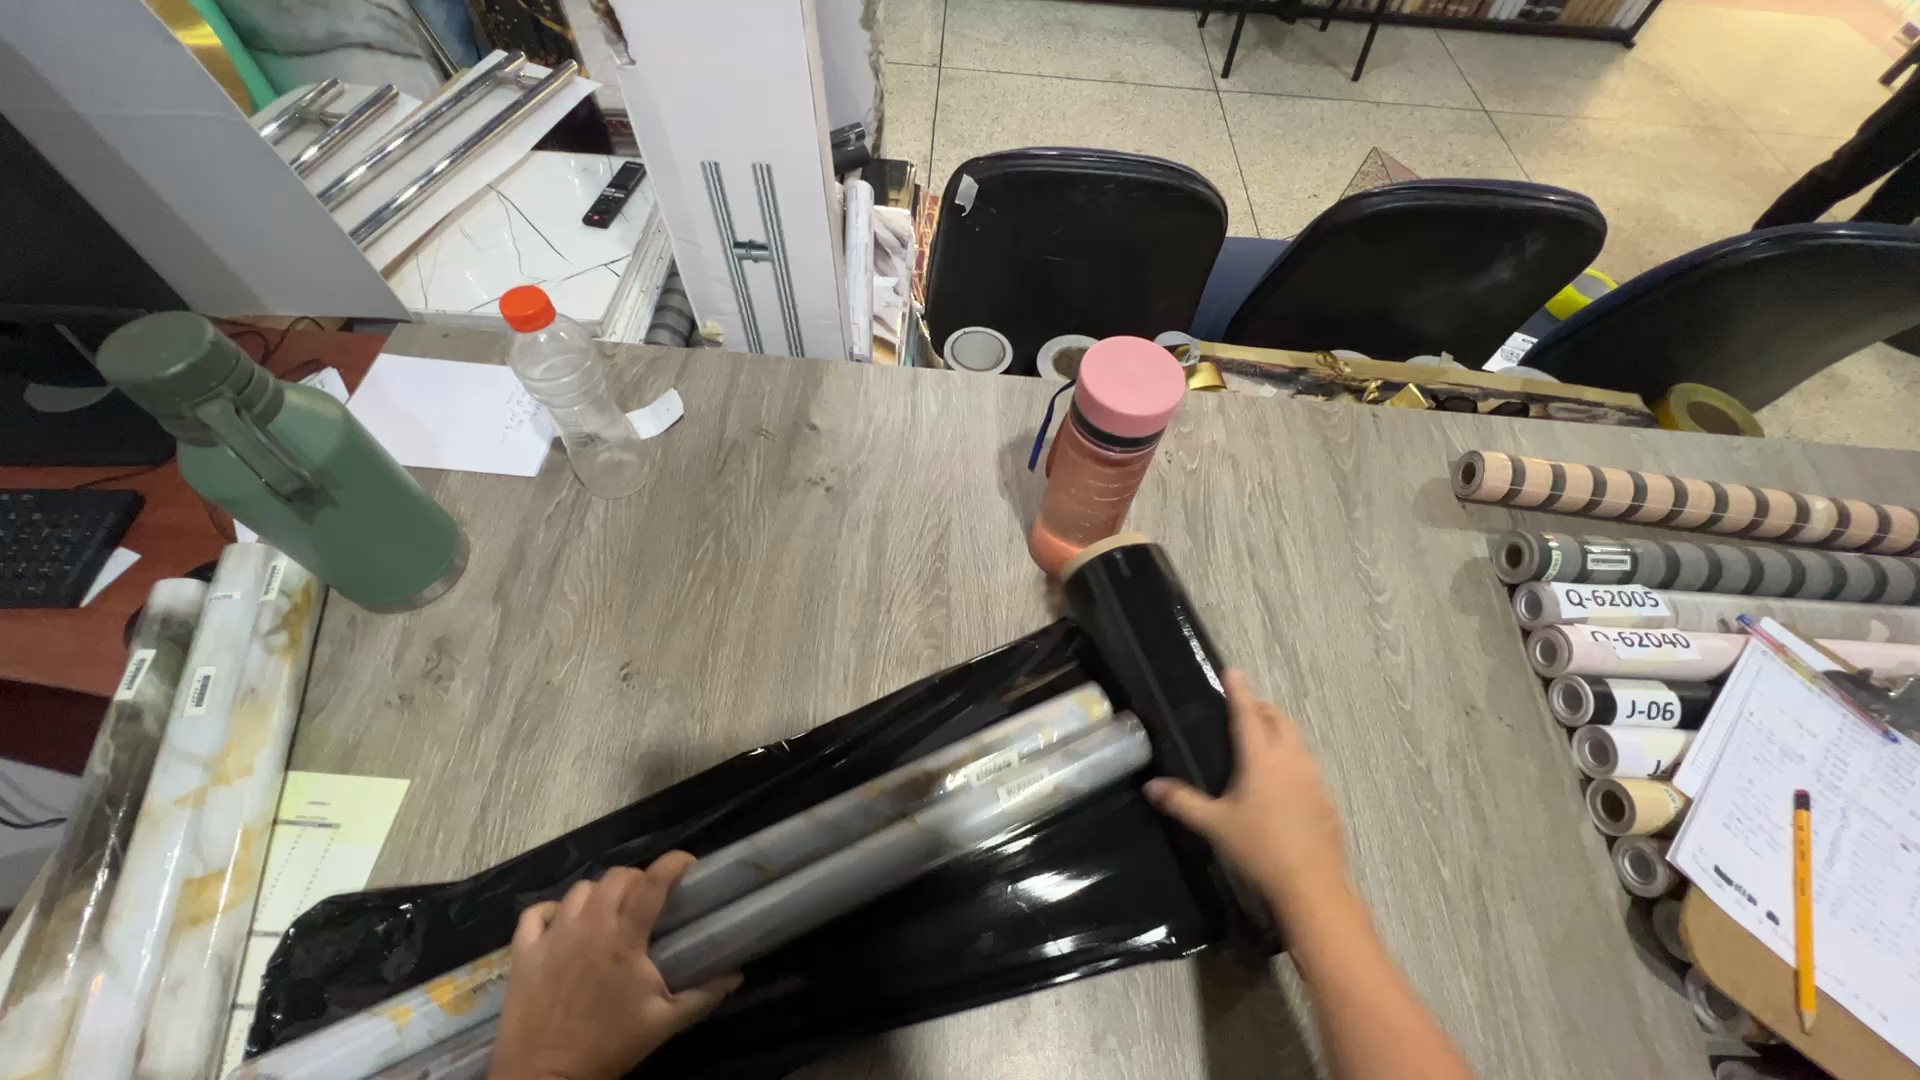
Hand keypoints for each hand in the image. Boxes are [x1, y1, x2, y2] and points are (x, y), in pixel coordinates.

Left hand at [490, 854, 740, 1079]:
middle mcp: (588, 926)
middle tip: (647, 899)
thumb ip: (703, 995)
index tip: (688, 864)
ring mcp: (552, 937)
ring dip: (598, 894)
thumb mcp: (663, 1023)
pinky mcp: (524, 953)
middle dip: (637, 879)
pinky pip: (535, 913)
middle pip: (616, 877)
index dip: (674, 863)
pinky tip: (563, 924)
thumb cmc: (608, 1047)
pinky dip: (551, 911)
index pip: (653, 882)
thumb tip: (736, 976)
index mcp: (624, 938)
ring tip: (608, 913)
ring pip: (579, 890)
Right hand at [1142, 670, 1348, 912]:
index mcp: (1261, 759)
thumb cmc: (1259, 849)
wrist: (1312, 887)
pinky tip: (1282, 780)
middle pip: (1279, 720)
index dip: (1239, 691)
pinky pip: (1308, 765)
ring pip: (1297, 741)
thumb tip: (1151, 786)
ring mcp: (1313, 780)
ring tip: (1262, 737)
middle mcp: (1291, 760)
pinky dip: (1292, 758)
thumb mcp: (1214, 825)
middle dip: (1262, 707)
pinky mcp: (1326, 800)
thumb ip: (1182, 802)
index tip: (1232, 671)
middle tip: (1244, 706)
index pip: (1247, 714)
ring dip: (1280, 730)